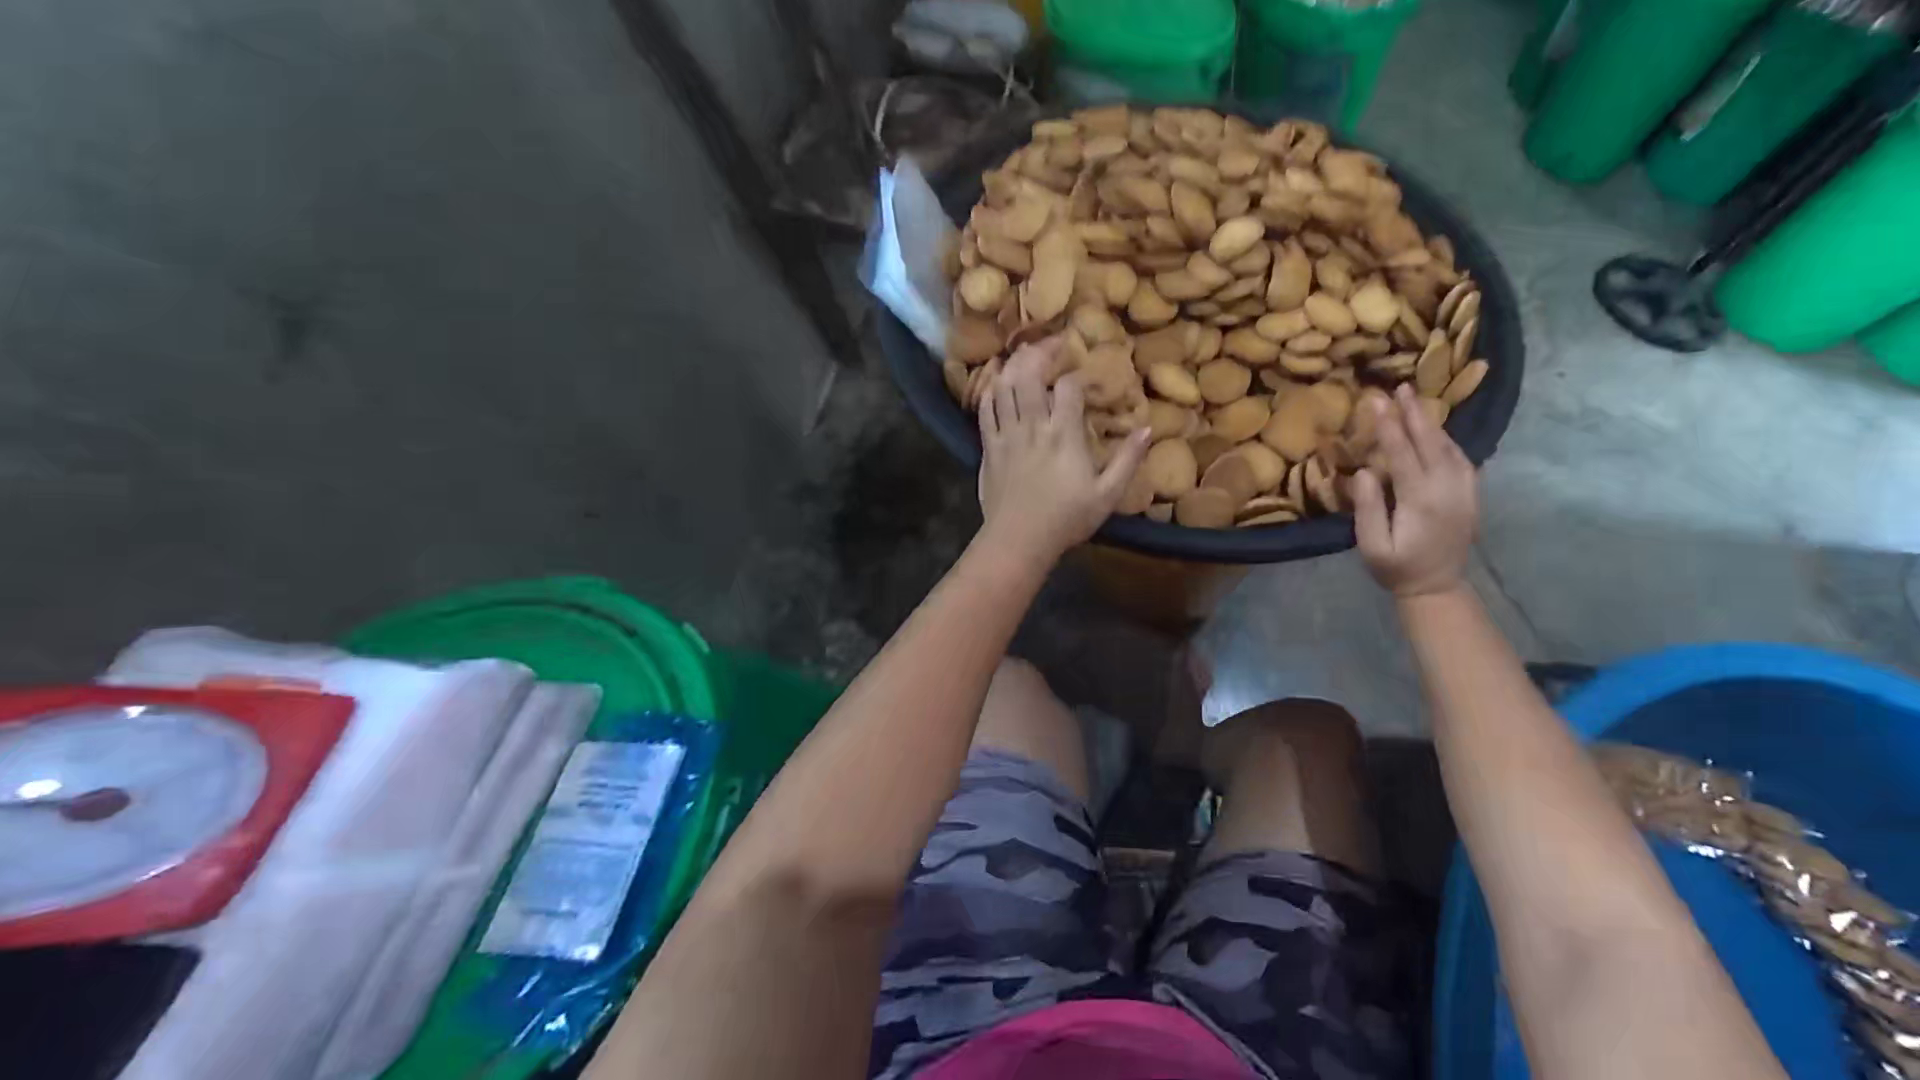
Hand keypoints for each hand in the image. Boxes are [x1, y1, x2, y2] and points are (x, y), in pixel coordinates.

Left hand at [976, 337, 1149, 565]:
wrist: (1018, 540)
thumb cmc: (1066, 519)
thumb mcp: (1107, 495)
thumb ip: (1128, 460)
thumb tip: (1147, 429)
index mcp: (1064, 435)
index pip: (1069, 388)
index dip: (1079, 375)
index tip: (1088, 380)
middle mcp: (1033, 426)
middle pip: (1030, 374)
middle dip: (1040, 353)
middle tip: (1051, 343)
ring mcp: (1006, 435)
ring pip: (1004, 386)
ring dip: (1014, 365)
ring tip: (1024, 354)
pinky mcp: (988, 448)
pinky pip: (985, 409)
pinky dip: (991, 390)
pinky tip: (996, 382)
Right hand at [1349, 384, 1478, 598]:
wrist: (1437, 587)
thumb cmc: (1395, 568)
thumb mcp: (1372, 545)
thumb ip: (1369, 508)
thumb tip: (1364, 472)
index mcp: (1421, 500)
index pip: (1403, 454)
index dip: (1388, 426)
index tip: (1375, 401)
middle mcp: (1448, 489)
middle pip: (1430, 442)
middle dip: (1414, 413)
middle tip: (1401, 387)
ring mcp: (1464, 490)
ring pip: (1449, 446)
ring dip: (1431, 422)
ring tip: (1416, 401)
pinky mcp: (1470, 494)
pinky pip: (1461, 458)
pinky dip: (1446, 439)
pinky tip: (1435, 431)